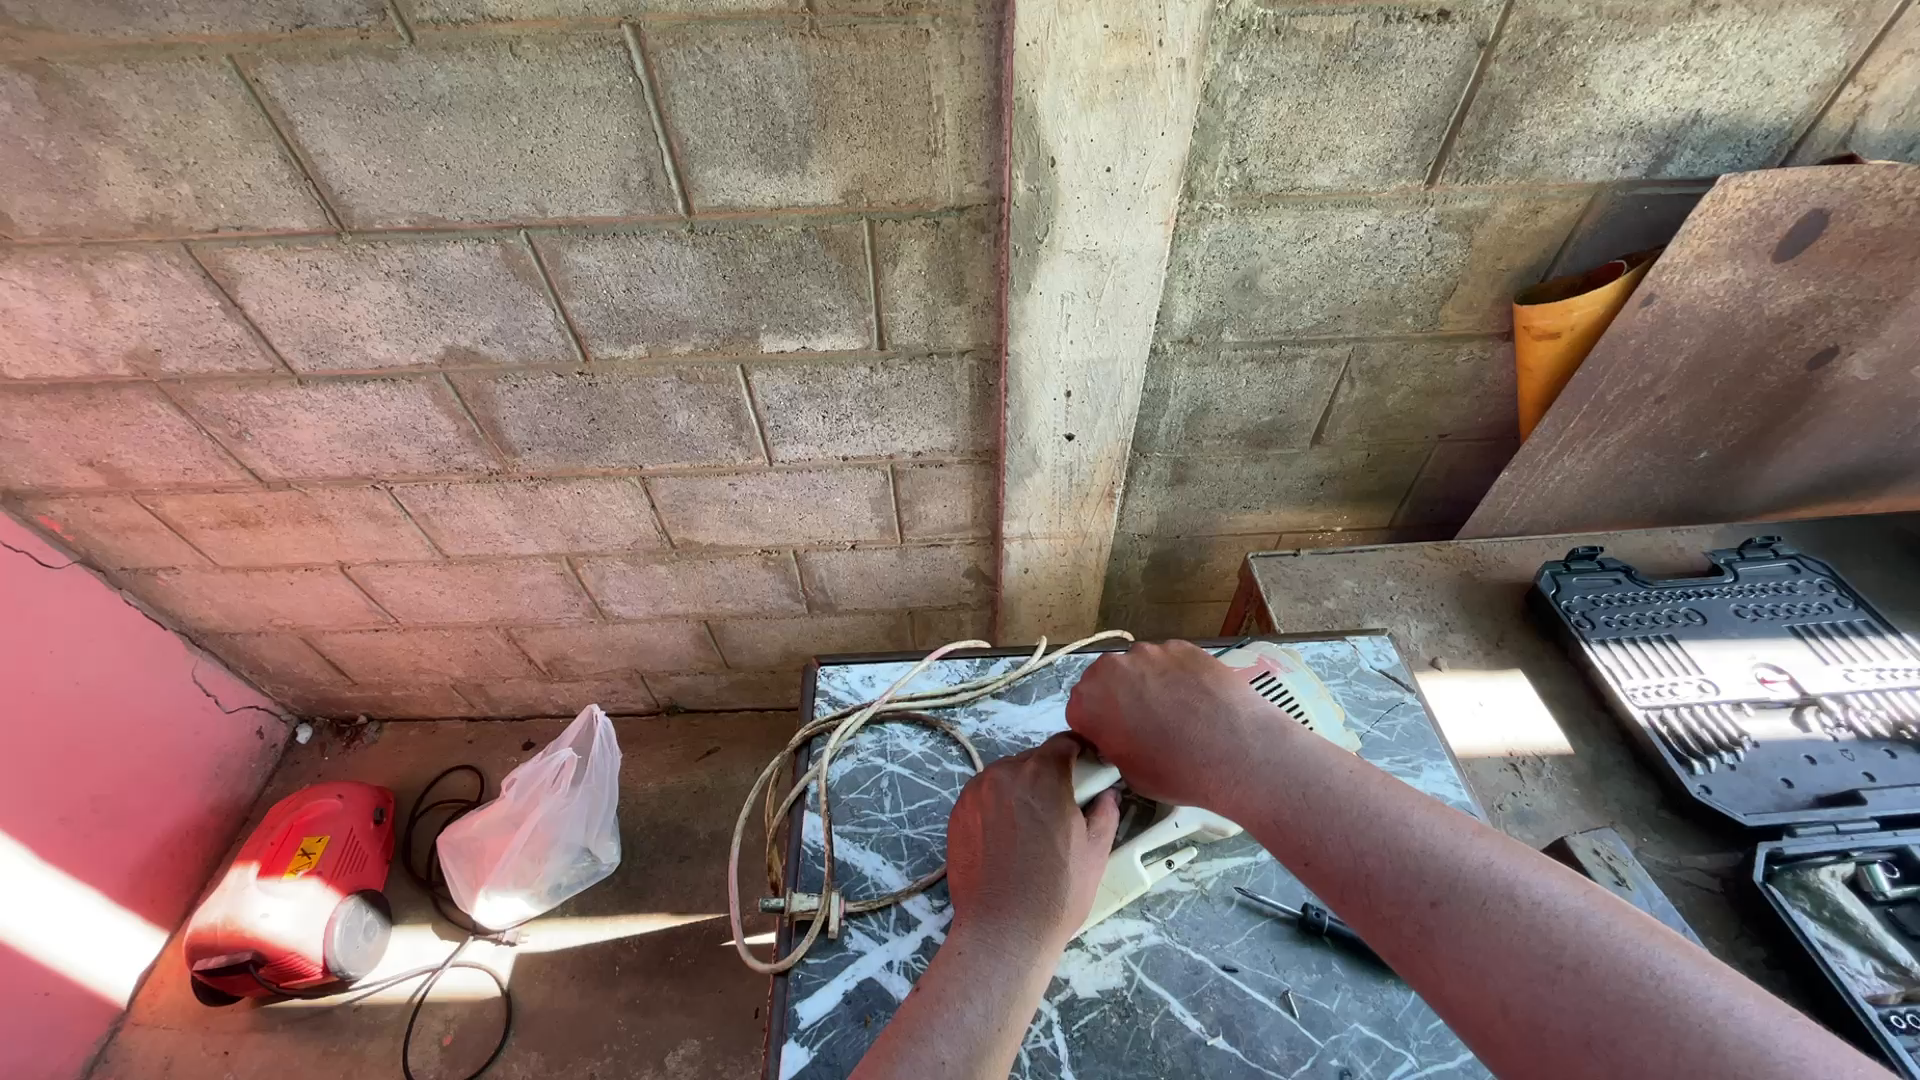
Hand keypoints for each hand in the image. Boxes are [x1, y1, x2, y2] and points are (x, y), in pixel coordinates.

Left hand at [944, 734, 1120, 954]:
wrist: (1002, 931)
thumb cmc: (1055, 893)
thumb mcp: (1096, 852)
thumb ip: (1105, 812)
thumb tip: (1107, 796)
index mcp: (1043, 775)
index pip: (1064, 743)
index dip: (1079, 752)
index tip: (1086, 768)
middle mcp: (1006, 773)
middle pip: (1034, 760)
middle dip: (1050, 777)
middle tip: (1062, 810)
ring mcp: (977, 792)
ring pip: (1007, 777)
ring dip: (1022, 791)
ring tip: (1033, 829)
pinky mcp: (958, 812)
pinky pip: (985, 796)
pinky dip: (998, 806)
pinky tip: (1008, 838)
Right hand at [1066, 639, 1289, 813]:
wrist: (1238, 753)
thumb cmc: (1181, 771)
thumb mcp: (1130, 774)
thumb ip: (1112, 746)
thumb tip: (1120, 738)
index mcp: (1088, 702)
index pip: (1079, 710)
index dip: (1097, 726)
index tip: (1114, 737)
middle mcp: (1111, 669)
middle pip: (1106, 681)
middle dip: (1119, 699)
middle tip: (1145, 725)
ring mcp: (1149, 653)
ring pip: (1139, 668)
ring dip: (1148, 685)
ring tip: (1177, 713)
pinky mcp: (1181, 647)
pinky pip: (1170, 661)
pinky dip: (1177, 676)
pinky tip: (1195, 700)